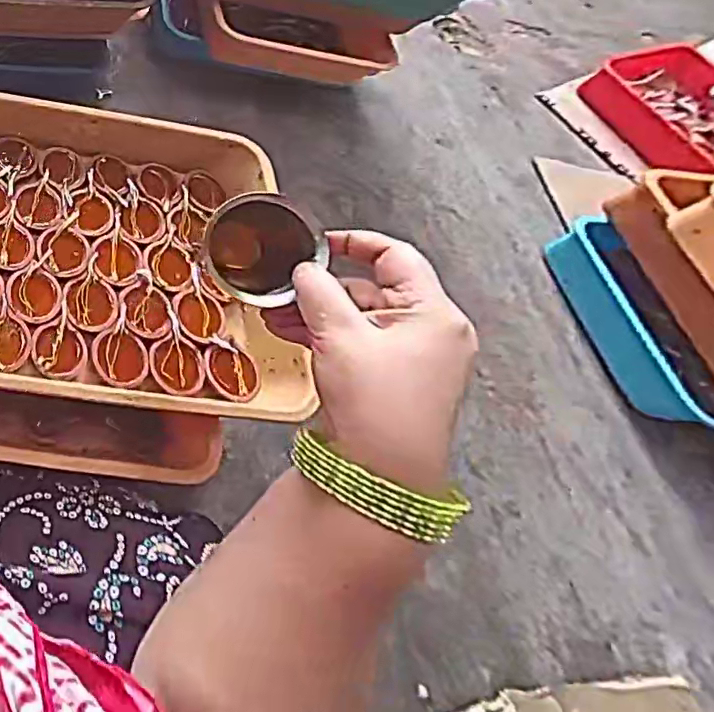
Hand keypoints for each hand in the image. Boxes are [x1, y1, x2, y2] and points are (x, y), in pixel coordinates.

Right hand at [263, 231, 475, 493]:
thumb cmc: (376, 404)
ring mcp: (412, 354)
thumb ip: (318, 291)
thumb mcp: (339, 336)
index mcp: (433, 314)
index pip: (396, 256)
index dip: (355, 242)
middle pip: (371, 286)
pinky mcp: (392, 373)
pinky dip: (325, 332)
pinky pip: (356, 337)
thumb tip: (305, 269)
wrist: (381, 471)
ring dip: (317, 311)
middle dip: (323, 287)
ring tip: (280, 315)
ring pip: (358, 313)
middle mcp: (430, 330)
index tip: (320, 243)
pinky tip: (293, 332)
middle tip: (287, 289)